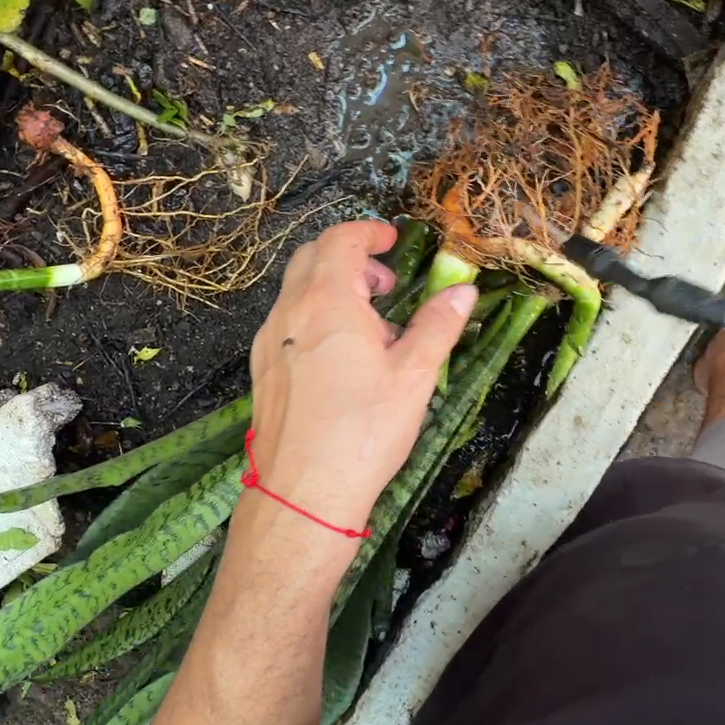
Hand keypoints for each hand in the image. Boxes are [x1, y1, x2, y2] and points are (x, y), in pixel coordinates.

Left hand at [242, 221, 475, 562]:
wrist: (303, 492)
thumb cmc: (363, 430)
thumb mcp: (414, 375)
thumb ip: (438, 325)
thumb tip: (462, 292)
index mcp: (327, 301)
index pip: (341, 240)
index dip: (369, 232)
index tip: (393, 241)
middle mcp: (290, 312)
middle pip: (312, 257)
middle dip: (350, 258)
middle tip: (386, 286)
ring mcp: (269, 342)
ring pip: (297, 291)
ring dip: (333, 289)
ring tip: (371, 329)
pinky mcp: (262, 370)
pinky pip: (287, 323)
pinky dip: (315, 317)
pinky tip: (341, 360)